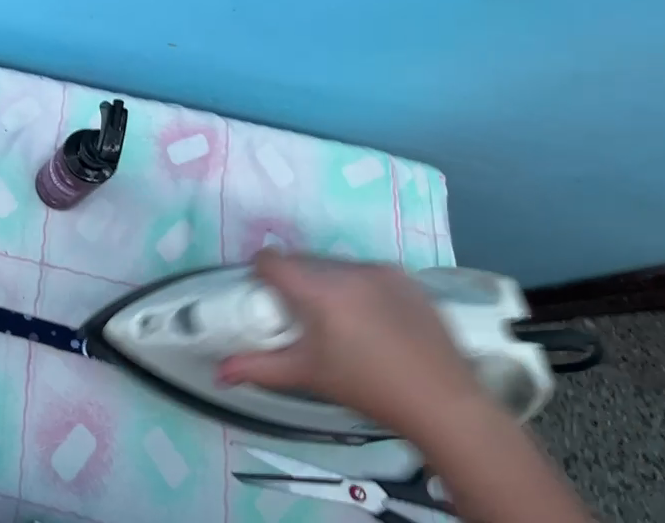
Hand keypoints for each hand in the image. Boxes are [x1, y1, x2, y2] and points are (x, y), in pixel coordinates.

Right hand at [216, 250, 486, 436]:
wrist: (446, 404)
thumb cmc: (369, 389)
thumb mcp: (307, 376)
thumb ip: (257, 368)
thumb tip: (218, 372)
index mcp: (318, 291)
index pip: (271, 260)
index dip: (261, 273)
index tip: (266, 296)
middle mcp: (346, 271)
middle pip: (303, 261)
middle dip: (296, 281)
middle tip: (302, 315)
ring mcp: (380, 271)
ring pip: (335, 265)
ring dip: (327, 282)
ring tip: (340, 318)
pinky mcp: (407, 278)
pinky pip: (367, 272)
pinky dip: (360, 287)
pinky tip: (373, 319)